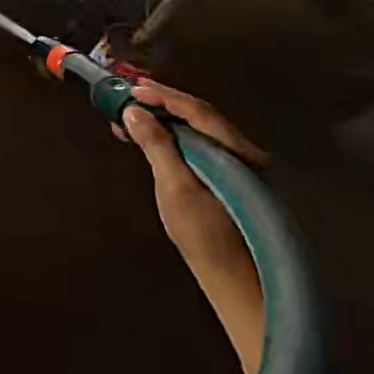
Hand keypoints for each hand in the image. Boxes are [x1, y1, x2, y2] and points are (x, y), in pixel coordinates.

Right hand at [114, 81, 267, 280]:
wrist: (238, 284)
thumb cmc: (206, 238)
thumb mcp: (175, 188)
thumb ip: (157, 146)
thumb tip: (135, 112)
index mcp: (238, 153)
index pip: (197, 111)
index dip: (163, 97)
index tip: (132, 89)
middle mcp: (246, 154)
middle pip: (200, 117)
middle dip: (162, 104)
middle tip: (127, 97)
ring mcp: (242, 168)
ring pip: (199, 131)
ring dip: (164, 120)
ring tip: (132, 117)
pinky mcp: (232, 181)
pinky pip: (200, 146)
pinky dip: (173, 137)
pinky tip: (153, 140)